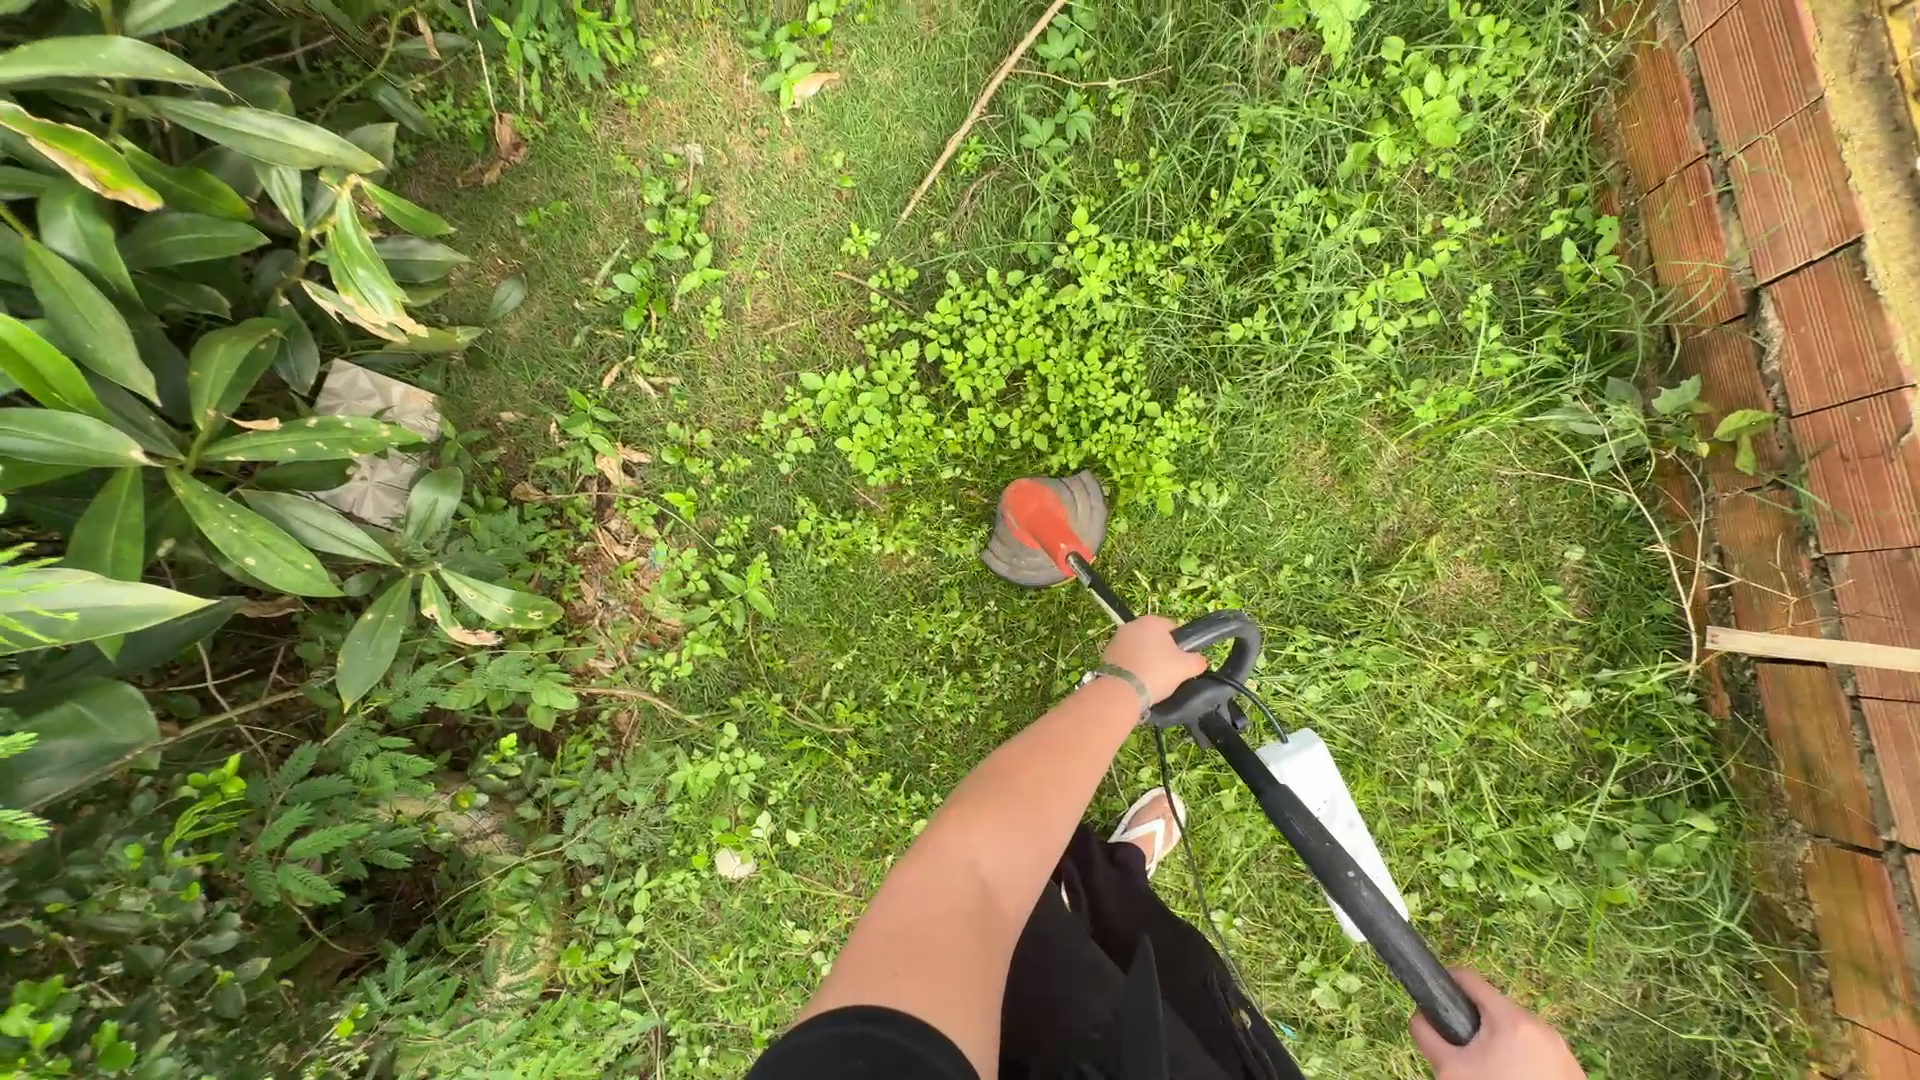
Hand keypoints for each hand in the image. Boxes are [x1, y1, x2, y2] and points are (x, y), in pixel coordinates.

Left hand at [1102, 616, 1207, 702]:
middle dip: (1161, 652)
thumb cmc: (1157, 672)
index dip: (1181, 644)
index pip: (1172, 627)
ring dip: (1145, 661)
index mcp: (1152, 621)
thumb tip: (1199, 660)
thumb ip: (1197, 660)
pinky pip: (1126, 660)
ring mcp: (1116, 639)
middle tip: (1169, 672)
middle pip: (1154, 638)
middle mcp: (1132, 625)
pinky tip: (1137, 682)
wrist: (1121, 690)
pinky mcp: (1106, 654)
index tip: (1182, 660)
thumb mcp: (1186, 667)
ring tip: (1152, 680)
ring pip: (1139, 649)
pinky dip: (1132, 669)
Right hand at [1411, 970, 1584, 1079]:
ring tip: (1493, 1072)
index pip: (1467, 978)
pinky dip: (1523, 1060)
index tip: (1436, 1003)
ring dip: (1500, 1042)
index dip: (1445, 984)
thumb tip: (1421, 1015)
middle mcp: (1541, 1027)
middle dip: (1475, 1024)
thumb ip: (1426, 1033)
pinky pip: (1539, 1051)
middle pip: (1494, 1007)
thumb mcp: (1449, 1069)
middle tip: (1467, 1053)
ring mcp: (1564, 1050)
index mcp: (1511, 1019)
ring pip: (1517, 1030)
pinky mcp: (1575, 1071)